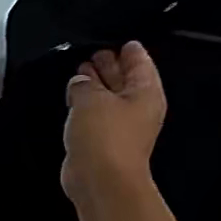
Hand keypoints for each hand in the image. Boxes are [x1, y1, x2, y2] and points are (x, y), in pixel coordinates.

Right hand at [61, 42, 165, 204]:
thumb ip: (83, 84)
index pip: (140, 63)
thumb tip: (79, 81)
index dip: (131, 51)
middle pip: (125, 80)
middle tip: (96, 53)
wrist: (100, 179)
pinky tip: (74, 99)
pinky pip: (95, 116)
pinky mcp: (102, 141)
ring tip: (80, 73)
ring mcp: (121, 126)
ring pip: (108, 98)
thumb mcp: (91, 99)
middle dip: (110, 67)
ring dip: (95, 86)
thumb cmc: (104, 136)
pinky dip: (86, 105)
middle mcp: (137, 108)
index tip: (124, 41)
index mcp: (145, 93)